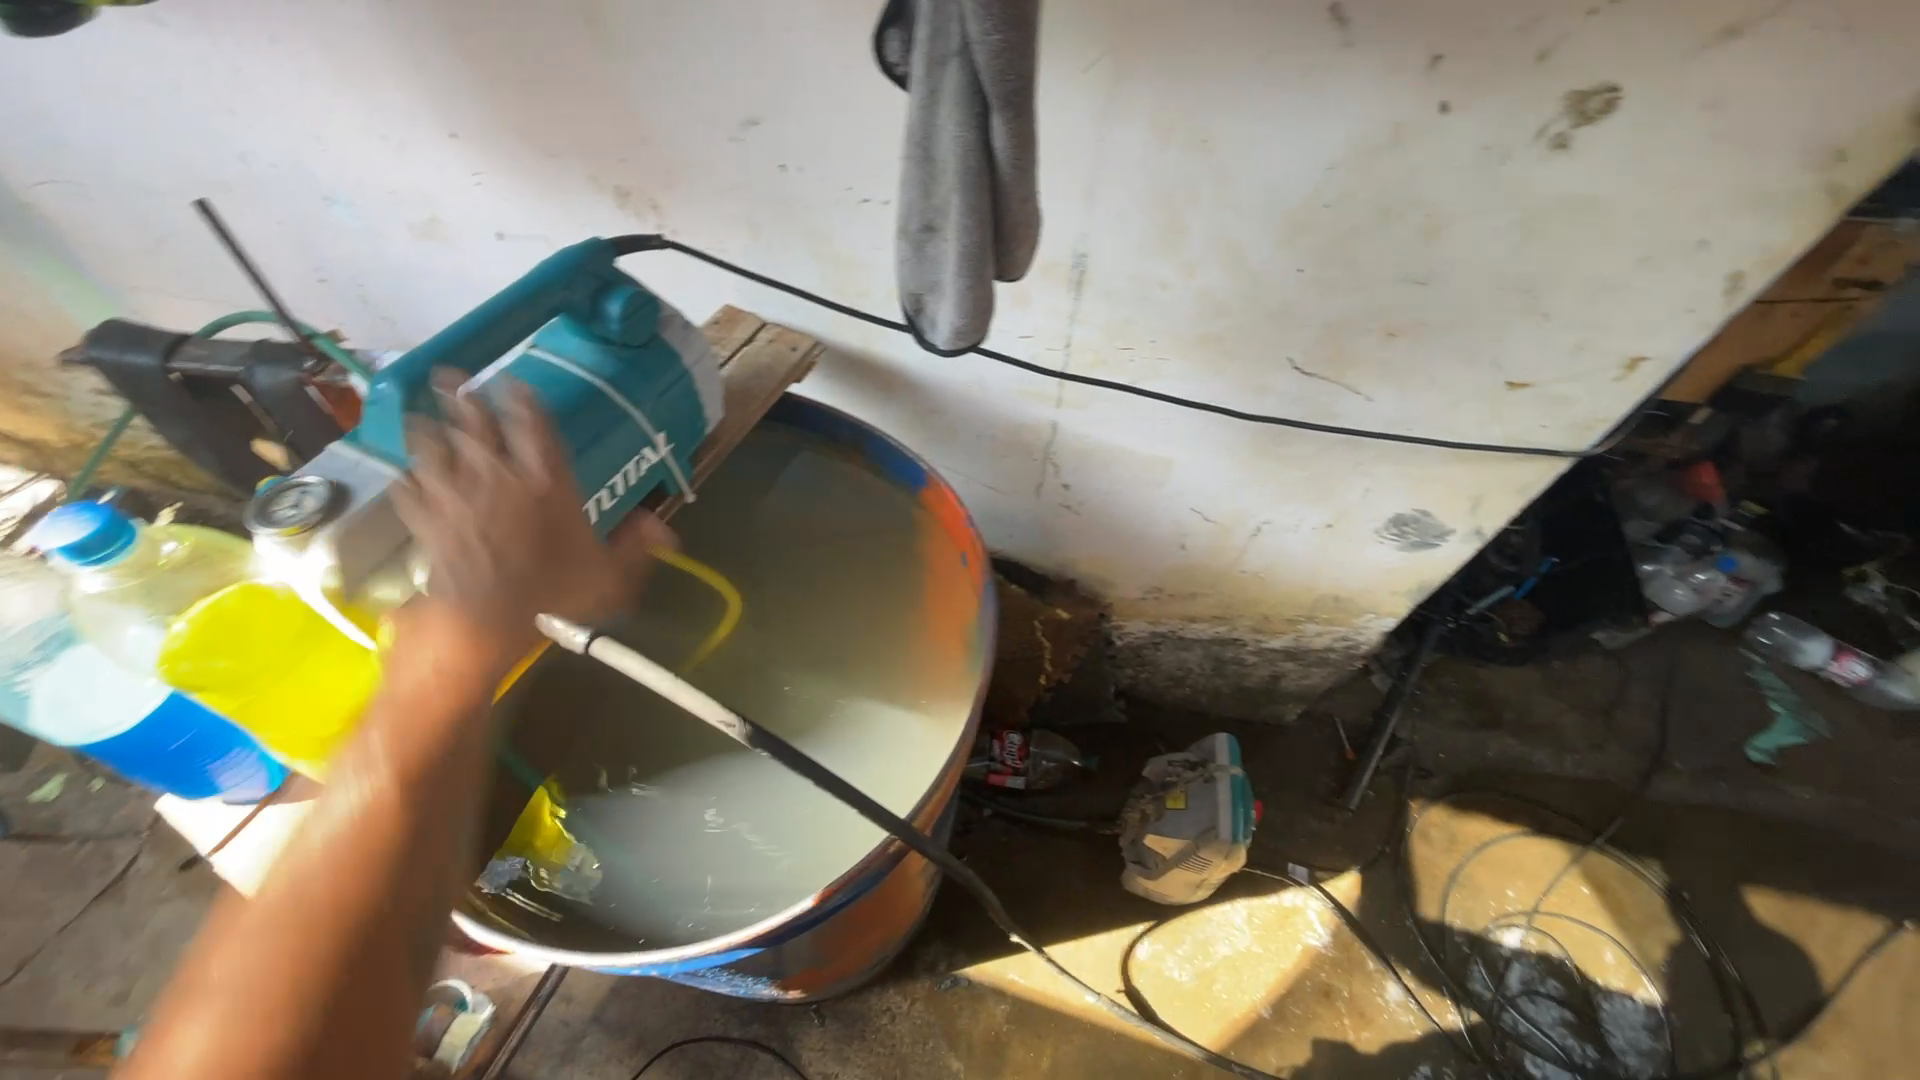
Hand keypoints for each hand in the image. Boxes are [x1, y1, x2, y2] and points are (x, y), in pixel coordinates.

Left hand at [392, 371, 675, 669]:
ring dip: (427, 426)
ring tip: (423, 413)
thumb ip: (636, 546)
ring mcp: (455, 492)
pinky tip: (409, 473)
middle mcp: (498, 475)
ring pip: (433, 444)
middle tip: (452, 376)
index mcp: (546, 482)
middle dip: (462, 395)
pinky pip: (409, 484)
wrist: (483, 624)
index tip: (510, 381)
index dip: (521, 397)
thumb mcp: (609, 575)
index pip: (533, 424)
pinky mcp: (425, 516)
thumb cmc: (550, 596)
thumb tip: (662, 526)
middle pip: (475, 421)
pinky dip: (409, 475)